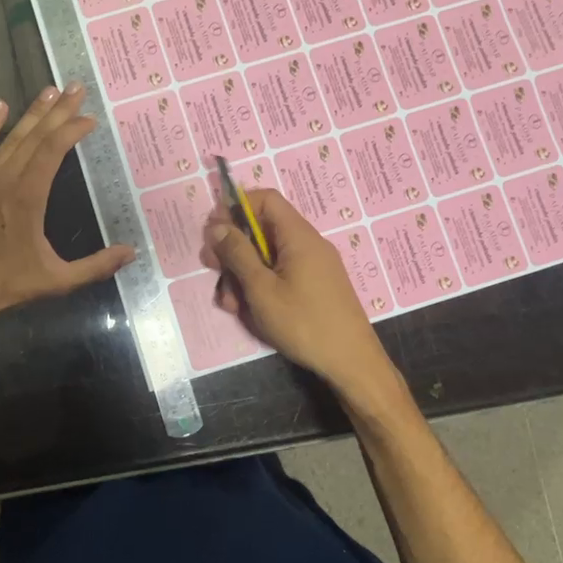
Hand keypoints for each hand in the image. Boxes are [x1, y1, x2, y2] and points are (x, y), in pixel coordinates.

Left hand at [0, 83, 136, 334]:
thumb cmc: (4, 285)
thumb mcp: (56, 280)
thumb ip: (95, 266)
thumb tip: (131, 253)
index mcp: (28, 197)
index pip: (53, 151)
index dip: (72, 130)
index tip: (90, 119)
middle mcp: (5, 180)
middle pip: (35, 137)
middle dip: (58, 111)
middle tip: (77, 88)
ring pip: (10, 138)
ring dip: (31, 114)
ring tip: (50, 91)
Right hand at [200, 189, 392, 394]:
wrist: (351, 363)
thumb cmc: (304, 323)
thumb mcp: (261, 289)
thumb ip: (237, 254)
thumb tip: (217, 225)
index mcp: (298, 236)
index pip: (265, 199)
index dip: (236, 207)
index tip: (214, 229)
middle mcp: (307, 244)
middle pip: (263, 229)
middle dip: (233, 246)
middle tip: (211, 267)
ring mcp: (312, 266)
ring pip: (268, 256)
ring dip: (242, 273)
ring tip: (229, 302)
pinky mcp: (314, 286)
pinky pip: (280, 273)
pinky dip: (260, 285)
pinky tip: (247, 310)